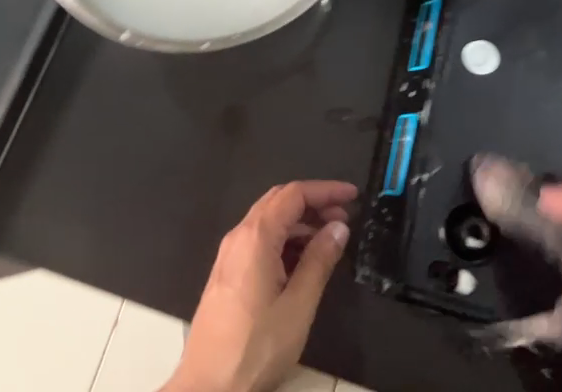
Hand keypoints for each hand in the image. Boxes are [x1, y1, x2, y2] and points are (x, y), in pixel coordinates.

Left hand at [164, 180, 357, 391]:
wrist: (208, 387)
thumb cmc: (257, 346)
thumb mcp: (298, 306)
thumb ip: (319, 261)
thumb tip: (339, 227)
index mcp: (256, 237)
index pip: (294, 194)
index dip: (325, 190)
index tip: (353, 196)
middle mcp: (239, 237)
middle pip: (279, 201)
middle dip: (314, 203)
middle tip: (344, 218)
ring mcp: (229, 255)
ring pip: (268, 221)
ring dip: (300, 223)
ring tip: (330, 241)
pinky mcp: (227, 274)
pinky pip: (259, 241)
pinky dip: (285, 240)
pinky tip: (303, 261)